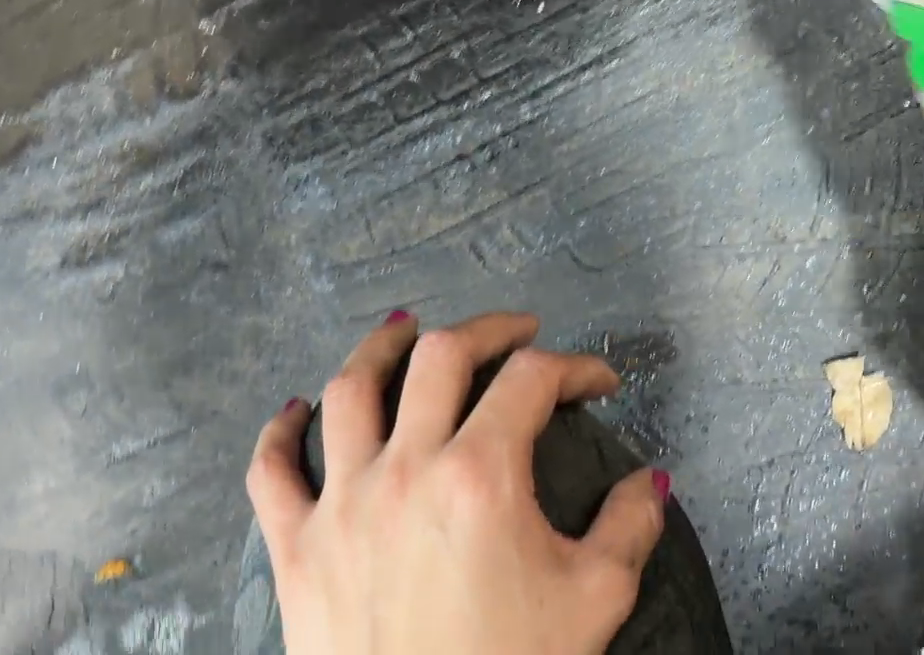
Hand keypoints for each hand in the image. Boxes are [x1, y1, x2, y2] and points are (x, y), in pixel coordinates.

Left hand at [246, 310, 669, 654]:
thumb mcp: (596, 597)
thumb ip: (632, 524)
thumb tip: (653, 480)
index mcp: (482, 473)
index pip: (535, 378)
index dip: (578, 366)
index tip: (601, 383)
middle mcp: (407, 468)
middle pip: (441, 355)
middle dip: (490, 329)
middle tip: (520, 331)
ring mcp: (341, 504)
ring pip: (350, 390)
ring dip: (381, 347)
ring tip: (407, 326)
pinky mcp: (293, 549)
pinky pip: (271, 473)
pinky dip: (280, 432)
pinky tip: (296, 410)